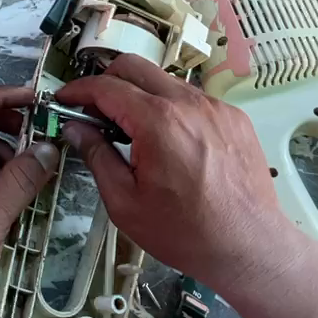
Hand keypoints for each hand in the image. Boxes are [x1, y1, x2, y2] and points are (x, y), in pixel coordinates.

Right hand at [56, 54, 309, 299]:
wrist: (253, 250)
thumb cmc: (185, 233)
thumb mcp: (126, 203)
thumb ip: (97, 156)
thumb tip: (75, 127)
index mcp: (157, 121)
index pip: (106, 86)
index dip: (78, 90)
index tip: (63, 99)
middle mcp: (187, 102)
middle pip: (134, 67)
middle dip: (107, 81)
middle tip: (94, 111)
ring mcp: (215, 106)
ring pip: (163, 81)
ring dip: (139, 95)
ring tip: (133, 131)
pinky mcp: (234, 117)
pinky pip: (191, 98)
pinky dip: (170, 108)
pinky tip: (170, 142)